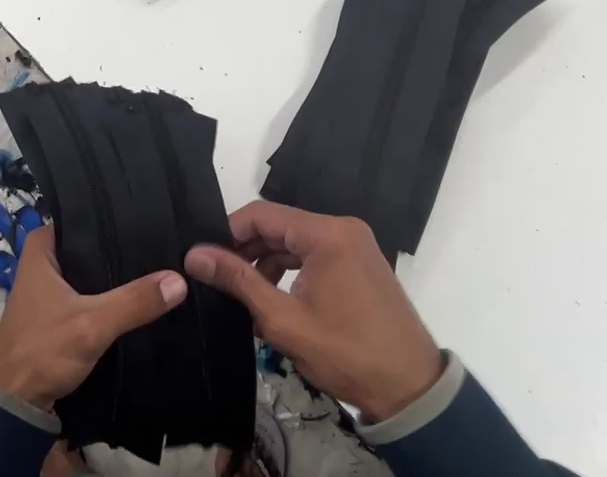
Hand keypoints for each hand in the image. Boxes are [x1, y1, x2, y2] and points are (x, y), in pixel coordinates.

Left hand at [0, 223, 188, 408]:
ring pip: (91, 271)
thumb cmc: (42, 350)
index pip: (81, 217)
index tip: (149, 217)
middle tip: (162, 242)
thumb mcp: (92, 324)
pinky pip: (90, 293)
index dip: (112, 217)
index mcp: (40, 247)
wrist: (14, 402)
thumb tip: (179, 279)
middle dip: (120, 247)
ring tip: (159, 265)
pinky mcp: (59, 312)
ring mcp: (50, 287)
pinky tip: (138, 296)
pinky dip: (109, 296)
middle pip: (89, 245)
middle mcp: (43, 260)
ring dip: (116, 274)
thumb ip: (133, 302)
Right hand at [183, 202, 443, 421]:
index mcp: (327, 233)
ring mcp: (355, 245)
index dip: (227, 233)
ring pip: (294, 242)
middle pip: (278, 226)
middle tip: (219, 280)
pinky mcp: (359, 264)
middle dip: (246, 251)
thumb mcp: (283, 319)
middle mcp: (342, 228)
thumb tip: (194, 254)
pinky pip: (313, 254)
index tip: (206, 260)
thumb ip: (237, 280)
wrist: (412, 392)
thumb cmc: (346, 353)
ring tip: (243, 295)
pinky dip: (290, 271)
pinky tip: (273, 299)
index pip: (261, 214)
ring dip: (266, 263)